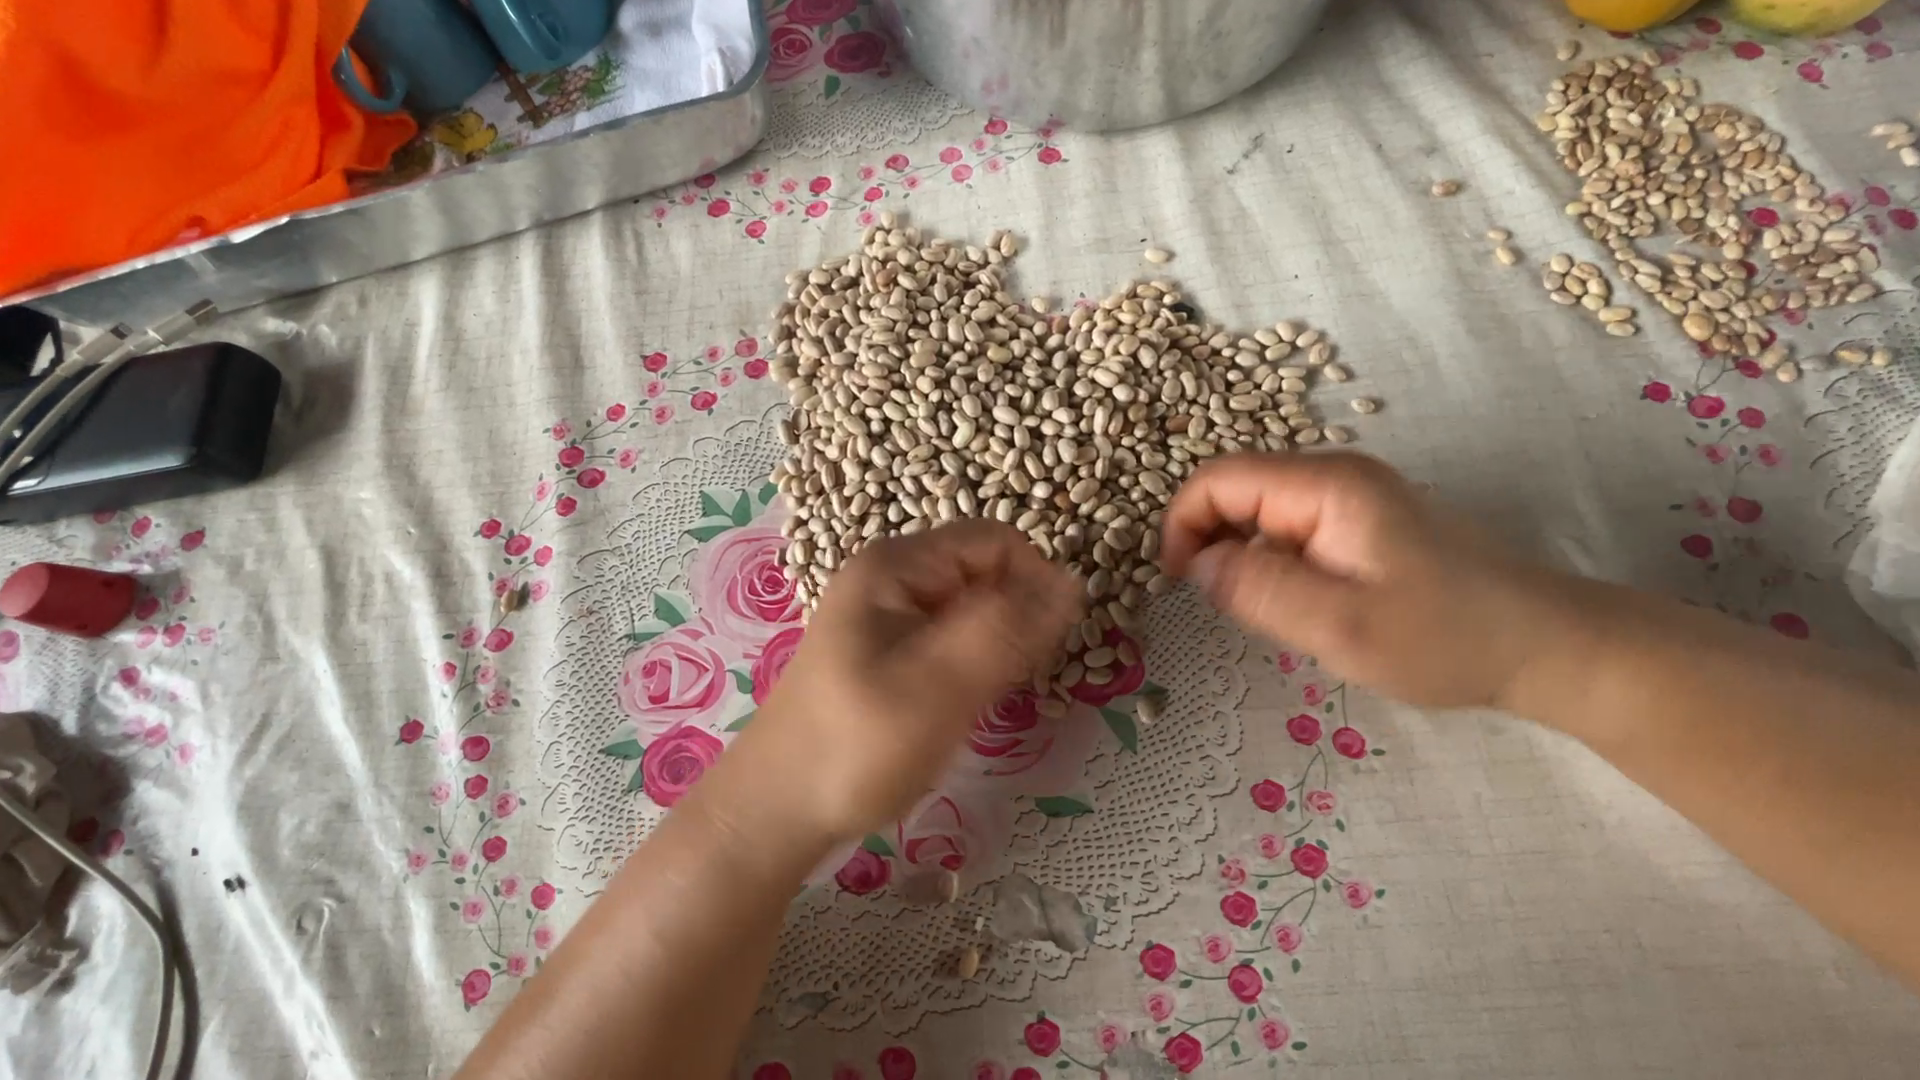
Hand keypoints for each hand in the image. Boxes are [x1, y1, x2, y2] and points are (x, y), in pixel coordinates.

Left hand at [740, 520, 1083, 843]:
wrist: (776, 812)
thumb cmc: (855, 748)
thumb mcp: (937, 687)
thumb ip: (1005, 631)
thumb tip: (1071, 583)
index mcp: (895, 566)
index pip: (995, 541)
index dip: (1036, 581)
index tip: (1051, 641)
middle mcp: (890, 579)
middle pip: (984, 572)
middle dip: (1015, 618)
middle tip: (1014, 680)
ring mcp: (886, 617)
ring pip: (971, 611)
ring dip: (995, 647)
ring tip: (984, 698)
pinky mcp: (887, 654)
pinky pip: (950, 641)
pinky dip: (971, 666)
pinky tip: (962, 706)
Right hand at [1160, 453, 1561, 708]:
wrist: (1543, 646)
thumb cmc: (1443, 638)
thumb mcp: (1339, 626)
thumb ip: (1257, 589)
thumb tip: (1195, 564)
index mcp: (1326, 485)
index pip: (1218, 479)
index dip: (1182, 524)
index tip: (1176, 583)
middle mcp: (1333, 475)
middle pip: (1234, 488)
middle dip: (1205, 540)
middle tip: (1213, 603)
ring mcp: (1350, 496)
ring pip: (1258, 510)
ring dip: (1235, 553)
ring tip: (1251, 608)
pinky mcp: (1361, 521)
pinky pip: (1287, 528)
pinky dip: (1266, 559)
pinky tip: (1288, 601)